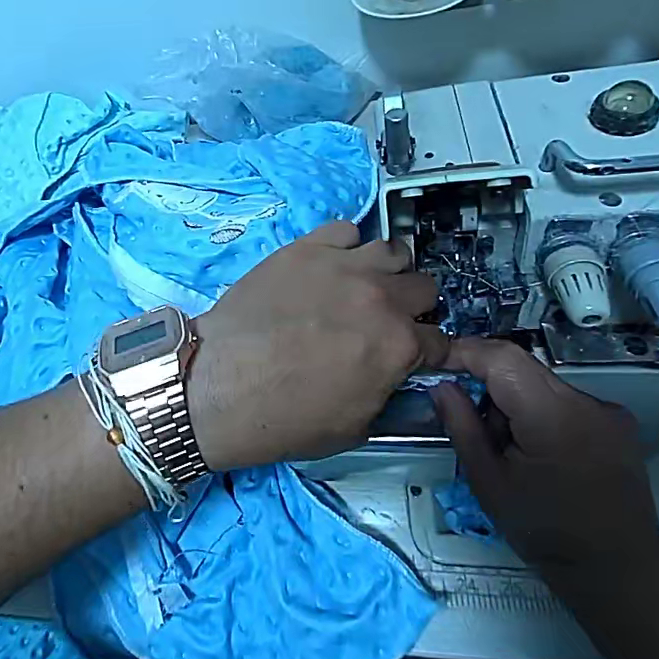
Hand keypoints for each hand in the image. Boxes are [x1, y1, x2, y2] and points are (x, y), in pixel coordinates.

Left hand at [187, 220, 447, 469]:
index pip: (440, 341)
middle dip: (414, 307)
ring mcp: (344, 266)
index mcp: (398, 346)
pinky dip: (346, 246)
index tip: (418, 353)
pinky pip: (346, 229)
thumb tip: (394, 374)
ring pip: (393, 250)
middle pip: (424, 287)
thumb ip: (387, 393)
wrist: (217, 385)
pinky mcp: (309, 247)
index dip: (430, 352)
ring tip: (365, 285)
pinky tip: (332, 265)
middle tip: (389, 319)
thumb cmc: (283, 417)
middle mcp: (381, 298)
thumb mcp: (353, 428)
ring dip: (387, 271)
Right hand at [432, 338, 658, 574]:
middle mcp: (585, 401)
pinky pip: (566, 402)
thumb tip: (442, 387)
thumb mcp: (489, 483)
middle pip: (523, 369)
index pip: (502, 357)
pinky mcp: (617, 422)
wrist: (618, 571)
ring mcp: (606, 409)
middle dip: (490, 387)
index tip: (439, 363)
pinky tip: (547, 456)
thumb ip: (462, 427)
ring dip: (518, 404)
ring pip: (543, 385)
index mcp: (551, 415)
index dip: (466, 352)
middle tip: (478, 426)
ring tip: (516, 453)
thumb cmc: (546, 532)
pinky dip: (544, 415)